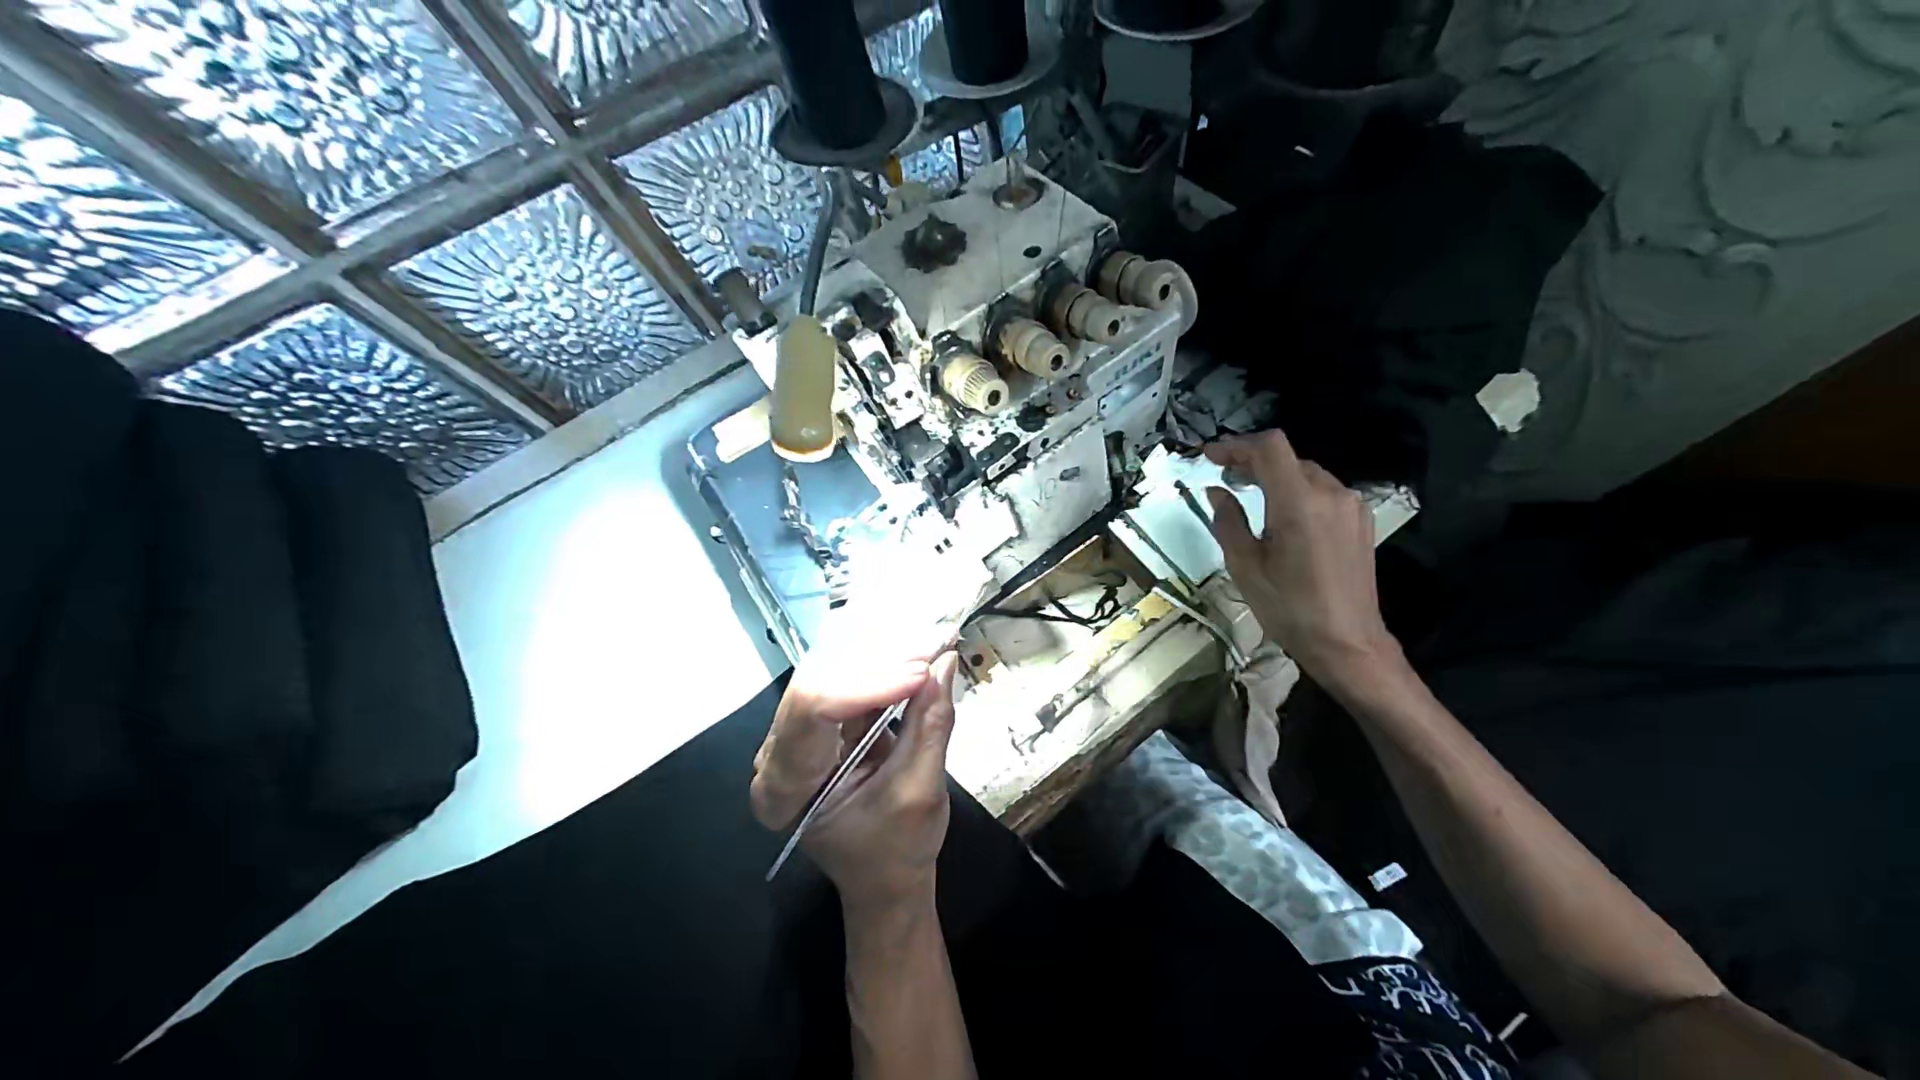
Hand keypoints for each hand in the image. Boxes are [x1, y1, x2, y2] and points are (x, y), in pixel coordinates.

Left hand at [752, 650, 961, 912]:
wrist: (886, 878)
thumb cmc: (896, 852)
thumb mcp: (920, 792)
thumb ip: (930, 725)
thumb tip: (943, 661)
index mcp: (784, 787)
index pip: (813, 711)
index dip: (867, 684)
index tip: (920, 673)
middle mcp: (777, 751)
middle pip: (820, 681)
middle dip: (878, 661)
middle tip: (931, 646)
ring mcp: (796, 732)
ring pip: (832, 671)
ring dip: (882, 654)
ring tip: (927, 643)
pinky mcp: (820, 721)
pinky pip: (847, 678)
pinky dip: (882, 664)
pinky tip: (913, 652)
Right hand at [1203, 430, 1400, 681]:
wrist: (1347, 643)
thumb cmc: (1289, 608)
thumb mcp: (1245, 566)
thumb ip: (1228, 520)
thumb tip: (1217, 491)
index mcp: (1299, 503)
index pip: (1270, 448)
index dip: (1236, 444)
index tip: (1210, 456)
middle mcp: (1331, 494)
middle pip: (1288, 458)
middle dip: (1252, 461)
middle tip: (1223, 477)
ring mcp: (1351, 506)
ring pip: (1306, 474)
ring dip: (1275, 476)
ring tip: (1249, 494)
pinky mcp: (1361, 521)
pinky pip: (1323, 492)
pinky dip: (1297, 492)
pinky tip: (1281, 514)